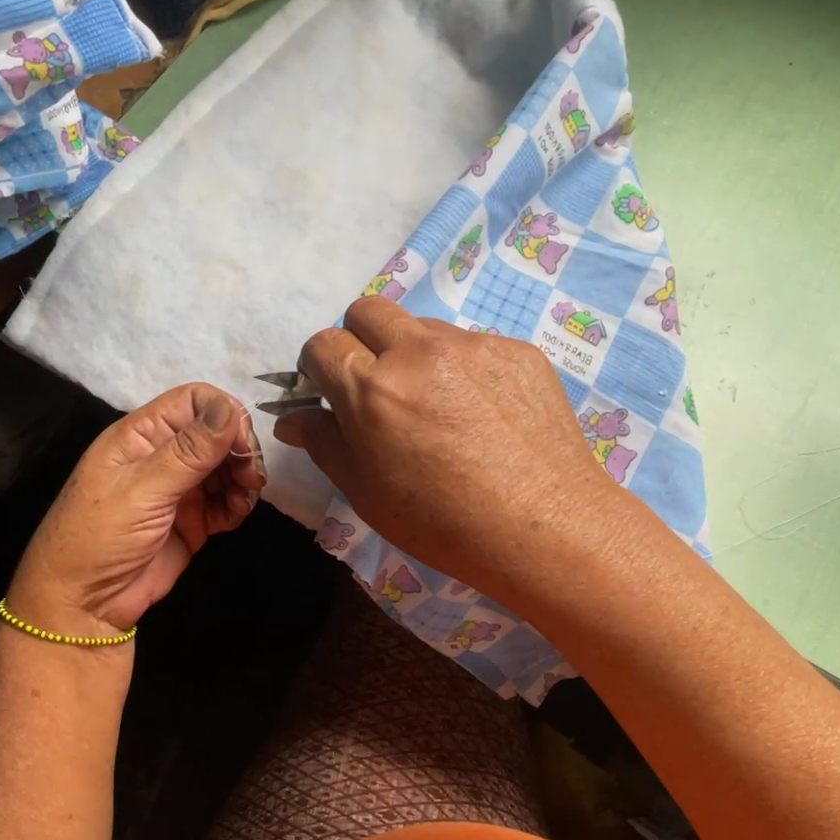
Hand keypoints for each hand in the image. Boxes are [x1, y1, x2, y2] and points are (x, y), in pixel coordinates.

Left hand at [9, 383, 264, 636]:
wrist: (84, 605)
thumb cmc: (99, 537)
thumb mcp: (143, 490)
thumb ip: (190, 451)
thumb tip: (230, 407)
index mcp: (141, 436)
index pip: (193, 401)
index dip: (224, 414)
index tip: (241, 443)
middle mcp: (162, 457)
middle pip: (216, 434)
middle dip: (239, 450)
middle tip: (251, 477)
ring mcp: (178, 490)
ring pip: (225, 468)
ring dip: (242, 479)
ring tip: (244, 499)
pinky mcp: (192, 522)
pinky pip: (225, 502)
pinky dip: (237, 504)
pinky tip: (237, 514)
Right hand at [273, 296, 614, 604]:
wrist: (547, 530)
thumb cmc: (443, 524)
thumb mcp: (367, 494)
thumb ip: (324, 444)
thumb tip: (292, 417)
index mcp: (372, 389)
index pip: (322, 344)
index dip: (318, 368)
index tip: (331, 394)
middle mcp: (418, 352)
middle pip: (368, 310)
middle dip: (359, 340)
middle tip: (377, 388)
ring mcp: (473, 346)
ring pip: (422, 327)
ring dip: (412, 354)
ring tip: (438, 410)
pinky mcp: (517, 350)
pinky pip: (471, 346)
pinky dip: (461, 370)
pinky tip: (483, 417)